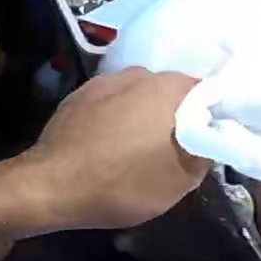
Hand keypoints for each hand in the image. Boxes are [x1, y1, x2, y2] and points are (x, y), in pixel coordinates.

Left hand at [0, 68, 209, 233]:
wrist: (50, 186)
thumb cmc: (121, 183)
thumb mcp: (180, 180)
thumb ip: (206, 150)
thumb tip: (210, 134)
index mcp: (168, 87)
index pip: (206, 91)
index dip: (210, 115)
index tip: (207, 139)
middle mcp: (136, 74)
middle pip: (169, 92)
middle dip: (174, 115)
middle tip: (173, 148)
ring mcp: (101, 82)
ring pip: (136, 96)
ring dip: (141, 117)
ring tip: (135, 150)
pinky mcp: (75, 97)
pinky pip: (108, 104)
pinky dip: (113, 120)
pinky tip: (106, 145)